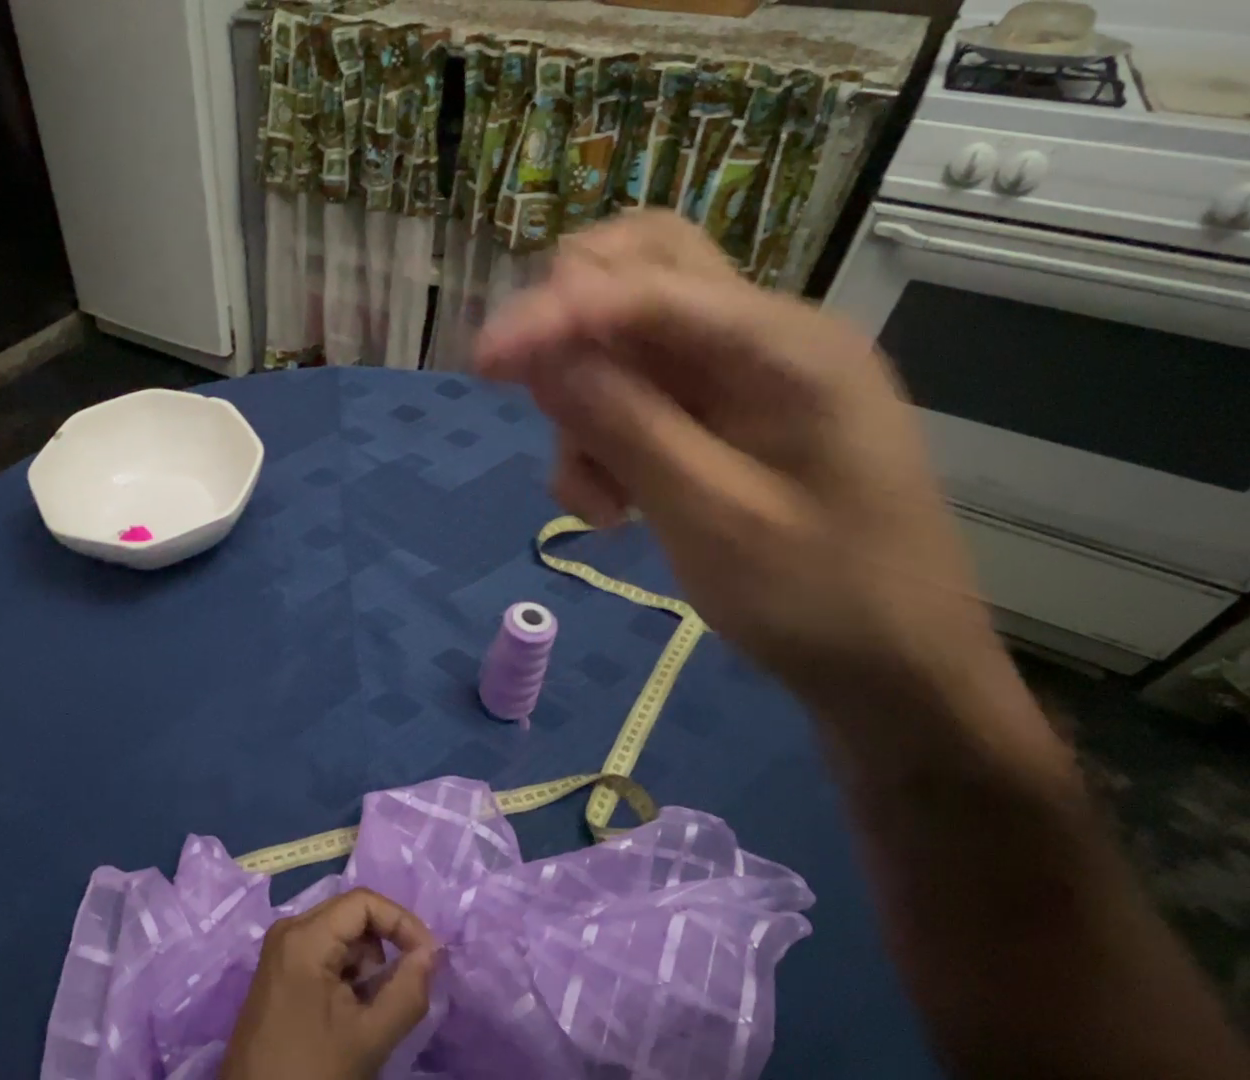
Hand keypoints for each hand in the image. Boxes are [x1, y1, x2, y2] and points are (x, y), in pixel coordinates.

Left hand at [221, 888, 436, 1079]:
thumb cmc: (312, 1070)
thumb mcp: (370, 1036)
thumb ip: (408, 991)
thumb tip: (431, 952)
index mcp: (304, 936)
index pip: (364, 901)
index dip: (402, 921)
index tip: (429, 957)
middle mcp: (288, 930)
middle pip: (351, 914)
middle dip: (386, 943)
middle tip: (406, 982)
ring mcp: (280, 950)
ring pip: (339, 934)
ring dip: (367, 962)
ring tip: (372, 1006)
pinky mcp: (278, 970)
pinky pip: (323, 952)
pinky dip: (347, 972)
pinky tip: (352, 1009)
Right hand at [477, 213, 1000, 716]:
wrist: (894, 669)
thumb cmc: (820, 598)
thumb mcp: (712, 515)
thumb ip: (625, 424)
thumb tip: (541, 354)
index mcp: (784, 346)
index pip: (646, 287)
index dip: (553, 314)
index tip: (480, 365)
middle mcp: (764, 335)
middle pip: (640, 270)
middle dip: (569, 328)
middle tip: (535, 401)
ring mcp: (744, 374)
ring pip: (626, 337)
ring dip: (584, 405)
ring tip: (596, 501)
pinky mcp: (726, 414)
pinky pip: (640, 392)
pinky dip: (605, 438)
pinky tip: (614, 507)